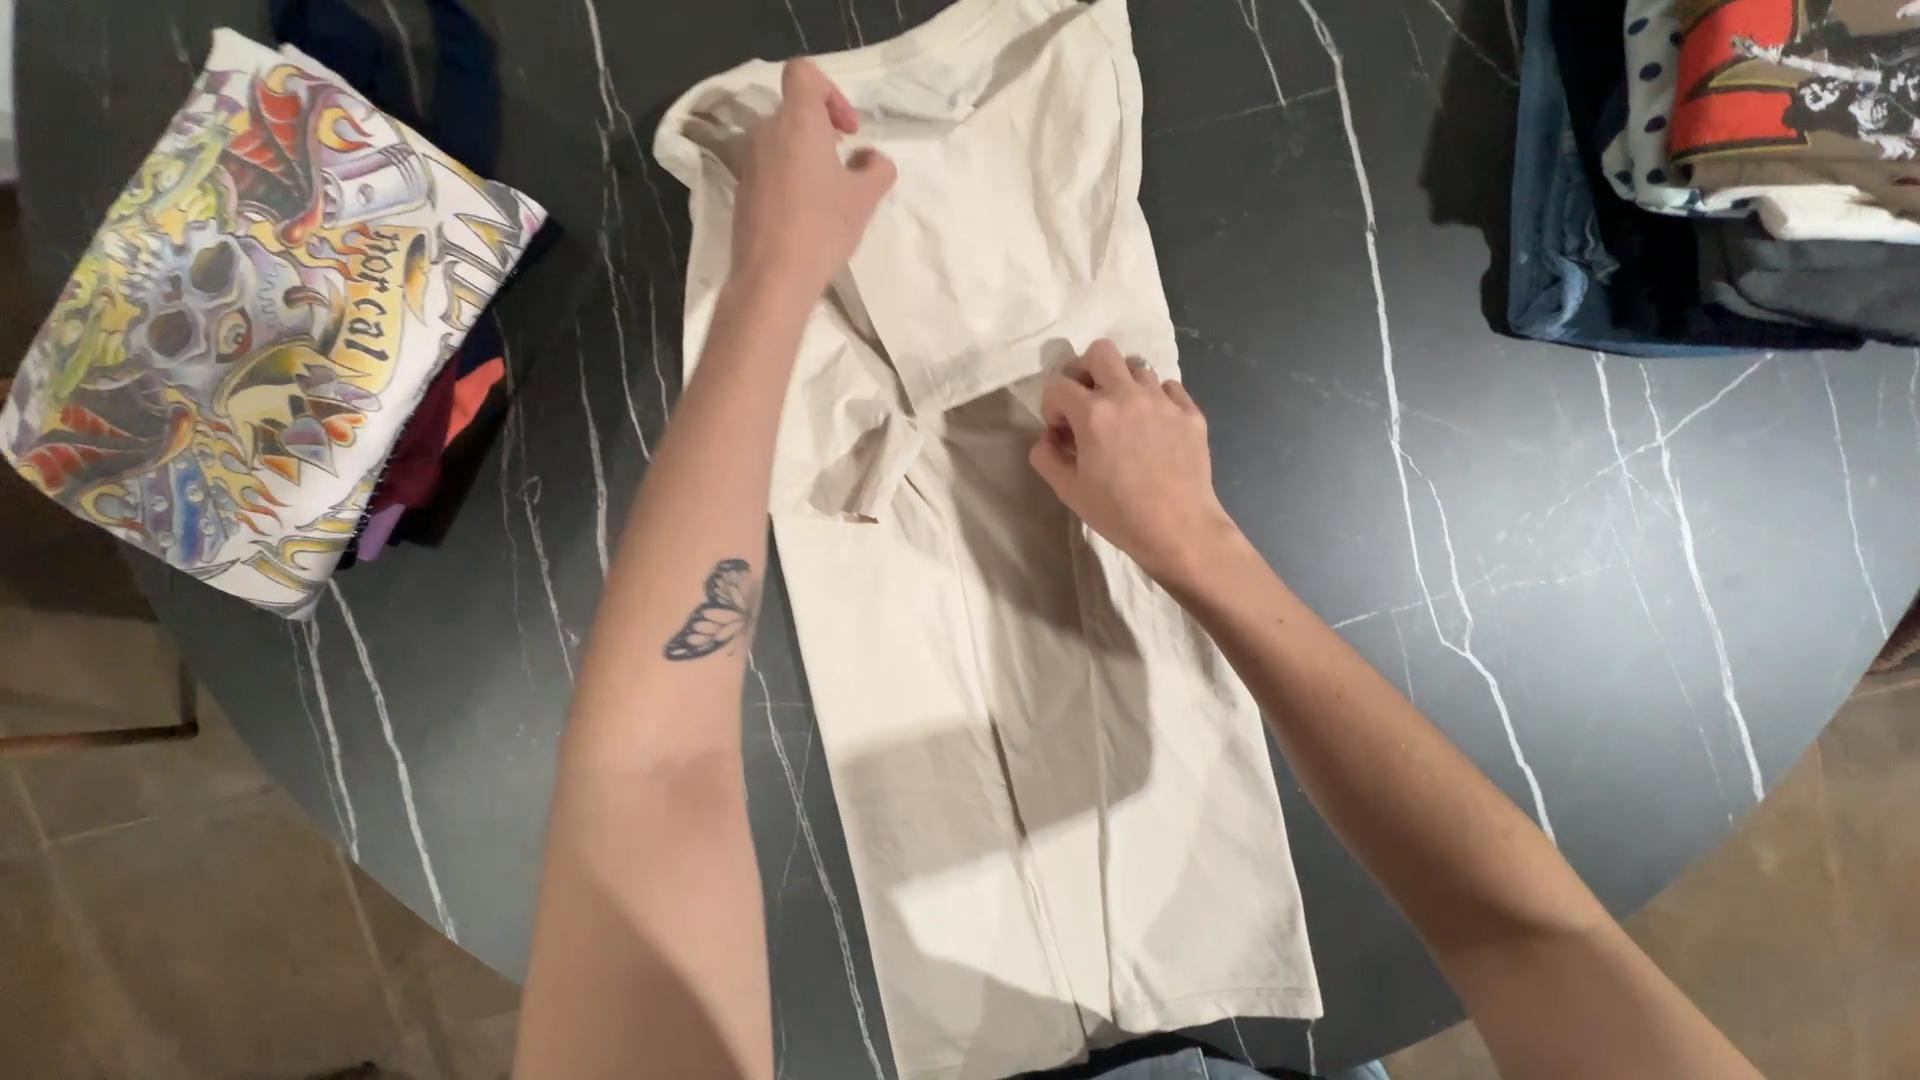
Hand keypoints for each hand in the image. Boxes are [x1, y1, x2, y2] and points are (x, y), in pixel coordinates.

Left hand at [732, 59, 896, 298]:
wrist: (773, 277)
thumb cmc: (823, 228)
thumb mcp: (865, 199)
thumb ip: (877, 169)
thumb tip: (871, 159)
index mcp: (797, 121)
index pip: (804, 73)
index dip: (830, 92)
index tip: (847, 131)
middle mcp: (766, 131)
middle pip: (794, 111)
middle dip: (822, 131)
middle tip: (844, 167)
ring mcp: (749, 161)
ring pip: (781, 142)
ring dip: (806, 158)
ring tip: (827, 196)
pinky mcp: (741, 190)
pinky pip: (769, 170)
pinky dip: (789, 180)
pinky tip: (805, 216)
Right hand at [1030, 340, 1242, 585]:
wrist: (1178, 529)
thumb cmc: (1118, 514)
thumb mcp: (1068, 491)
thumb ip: (1046, 457)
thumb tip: (1048, 437)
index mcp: (1093, 414)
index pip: (1058, 384)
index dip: (1052, 406)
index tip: (1061, 432)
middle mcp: (1128, 396)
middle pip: (1100, 351)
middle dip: (1085, 371)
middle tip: (1087, 403)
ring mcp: (1163, 401)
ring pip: (1137, 366)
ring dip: (1122, 385)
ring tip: (1123, 416)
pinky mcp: (1190, 413)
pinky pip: (1169, 388)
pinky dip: (1155, 399)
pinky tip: (1153, 426)